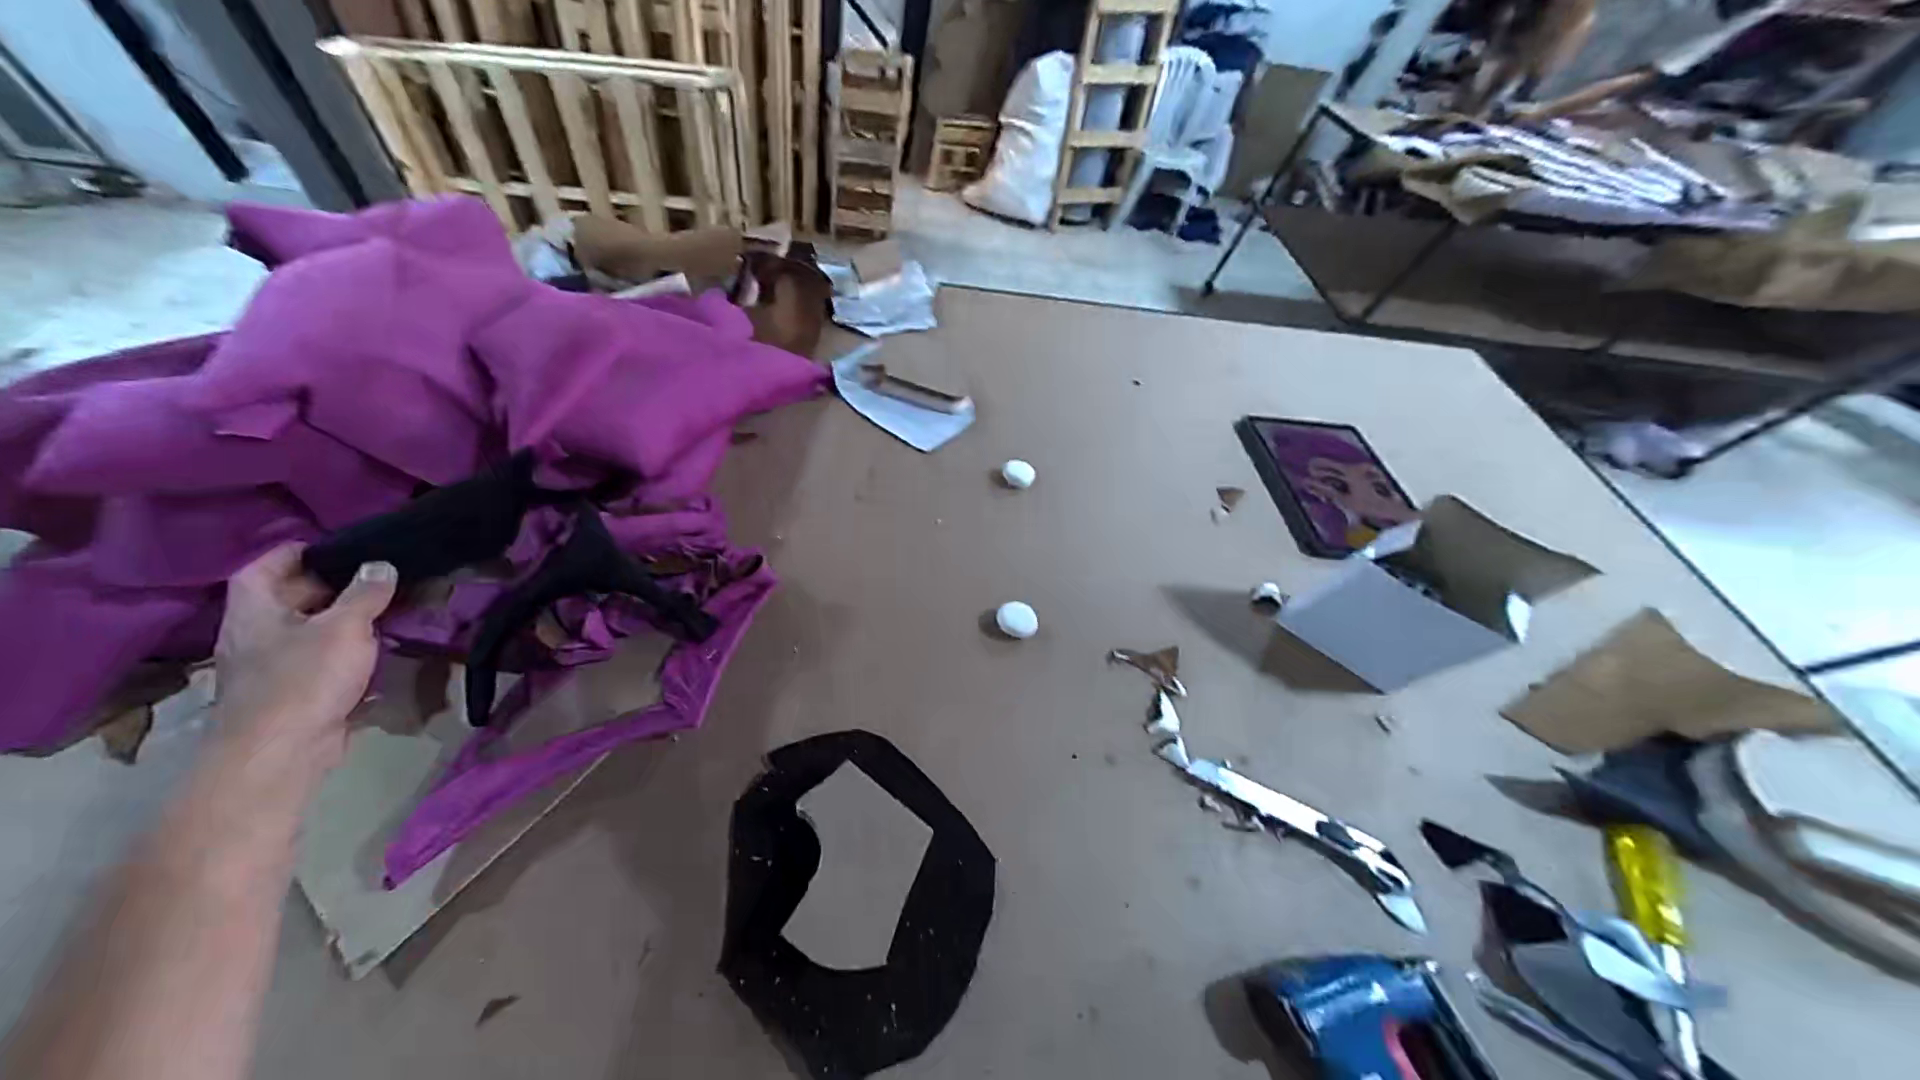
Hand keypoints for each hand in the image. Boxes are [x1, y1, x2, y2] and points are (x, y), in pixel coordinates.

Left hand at [211, 545, 396, 776]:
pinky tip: (379, 651)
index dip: (295, 552)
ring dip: (344, 621)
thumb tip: (381, 565)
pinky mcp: (293, 692)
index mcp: (254, 612)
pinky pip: (322, 660)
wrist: (281, 751)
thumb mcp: (344, 628)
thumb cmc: (304, 679)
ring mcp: (272, 667)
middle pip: (289, 599)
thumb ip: (365, 594)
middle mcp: (255, 635)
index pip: (263, 568)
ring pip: (310, 631)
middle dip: (332, 586)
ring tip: (387, 611)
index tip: (337, 547)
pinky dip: (348, 652)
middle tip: (377, 577)